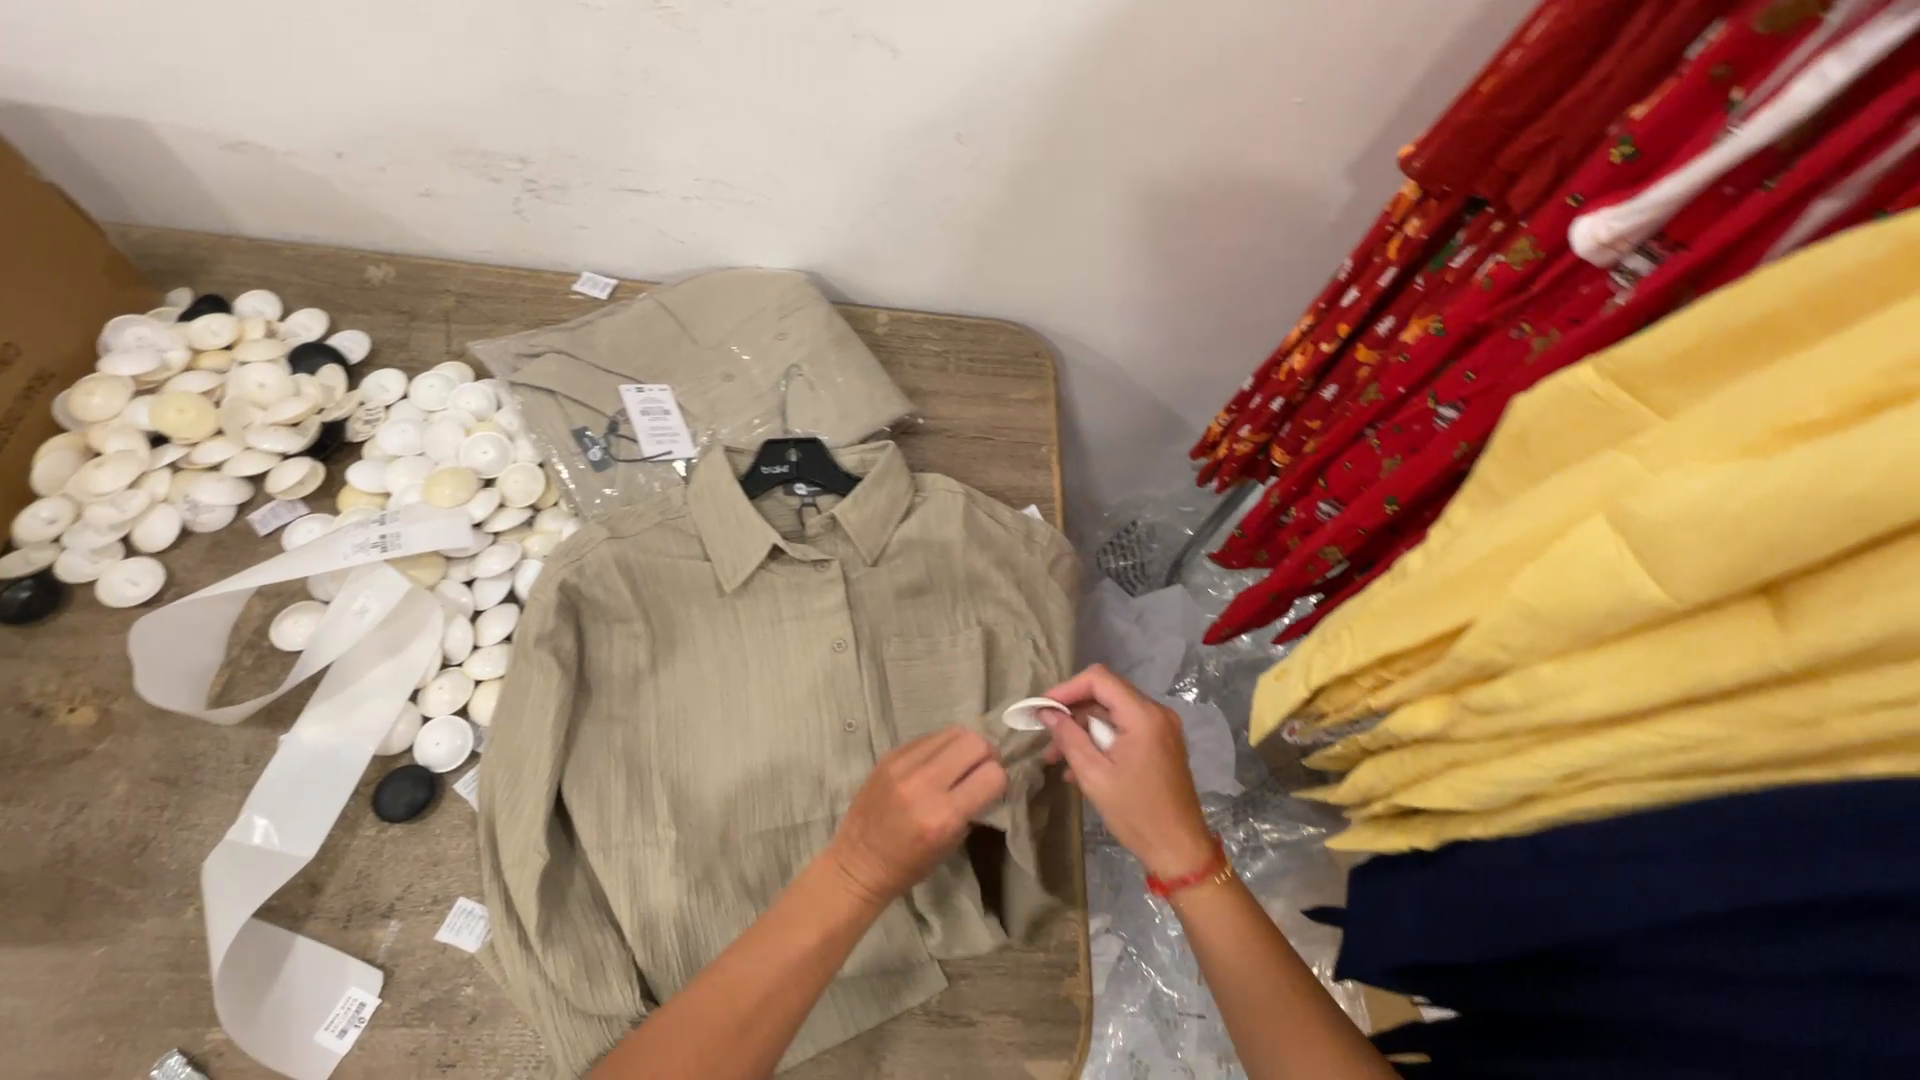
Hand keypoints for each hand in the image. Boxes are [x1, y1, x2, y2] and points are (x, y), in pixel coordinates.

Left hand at [824, 727, 1007, 907]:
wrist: (858, 862)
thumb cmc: (908, 865)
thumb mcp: (951, 843)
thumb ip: (973, 807)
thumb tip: (989, 777)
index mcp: (944, 816)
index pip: (992, 775)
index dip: (999, 779)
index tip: (994, 787)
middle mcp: (924, 784)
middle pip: (975, 743)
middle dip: (987, 754)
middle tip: (981, 768)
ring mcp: (903, 766)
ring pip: (953, 732)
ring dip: (965, 745)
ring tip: (961, 762)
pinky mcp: (889, 756)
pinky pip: (928, 738)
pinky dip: (941, 747)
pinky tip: (937, 763)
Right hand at [1038, 665, 1214, 881]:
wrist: (1179, 849)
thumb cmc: (1136, 813)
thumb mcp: (1094, 775)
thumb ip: (1069, 737)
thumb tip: (1046, 712)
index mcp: (1143, 715)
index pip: (1098, 679)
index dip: (1066, 689)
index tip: (1041, 709)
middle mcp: (1156, 712)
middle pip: (1106, 693)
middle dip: (1072, 711)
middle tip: (1046, 735)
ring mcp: (1162, 727)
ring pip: (1113, 712)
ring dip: (1083, 729)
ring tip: (1056, 757)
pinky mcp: (1161, 742)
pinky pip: (1125, 728)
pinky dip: (1101, 739)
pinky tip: (1080, 766)